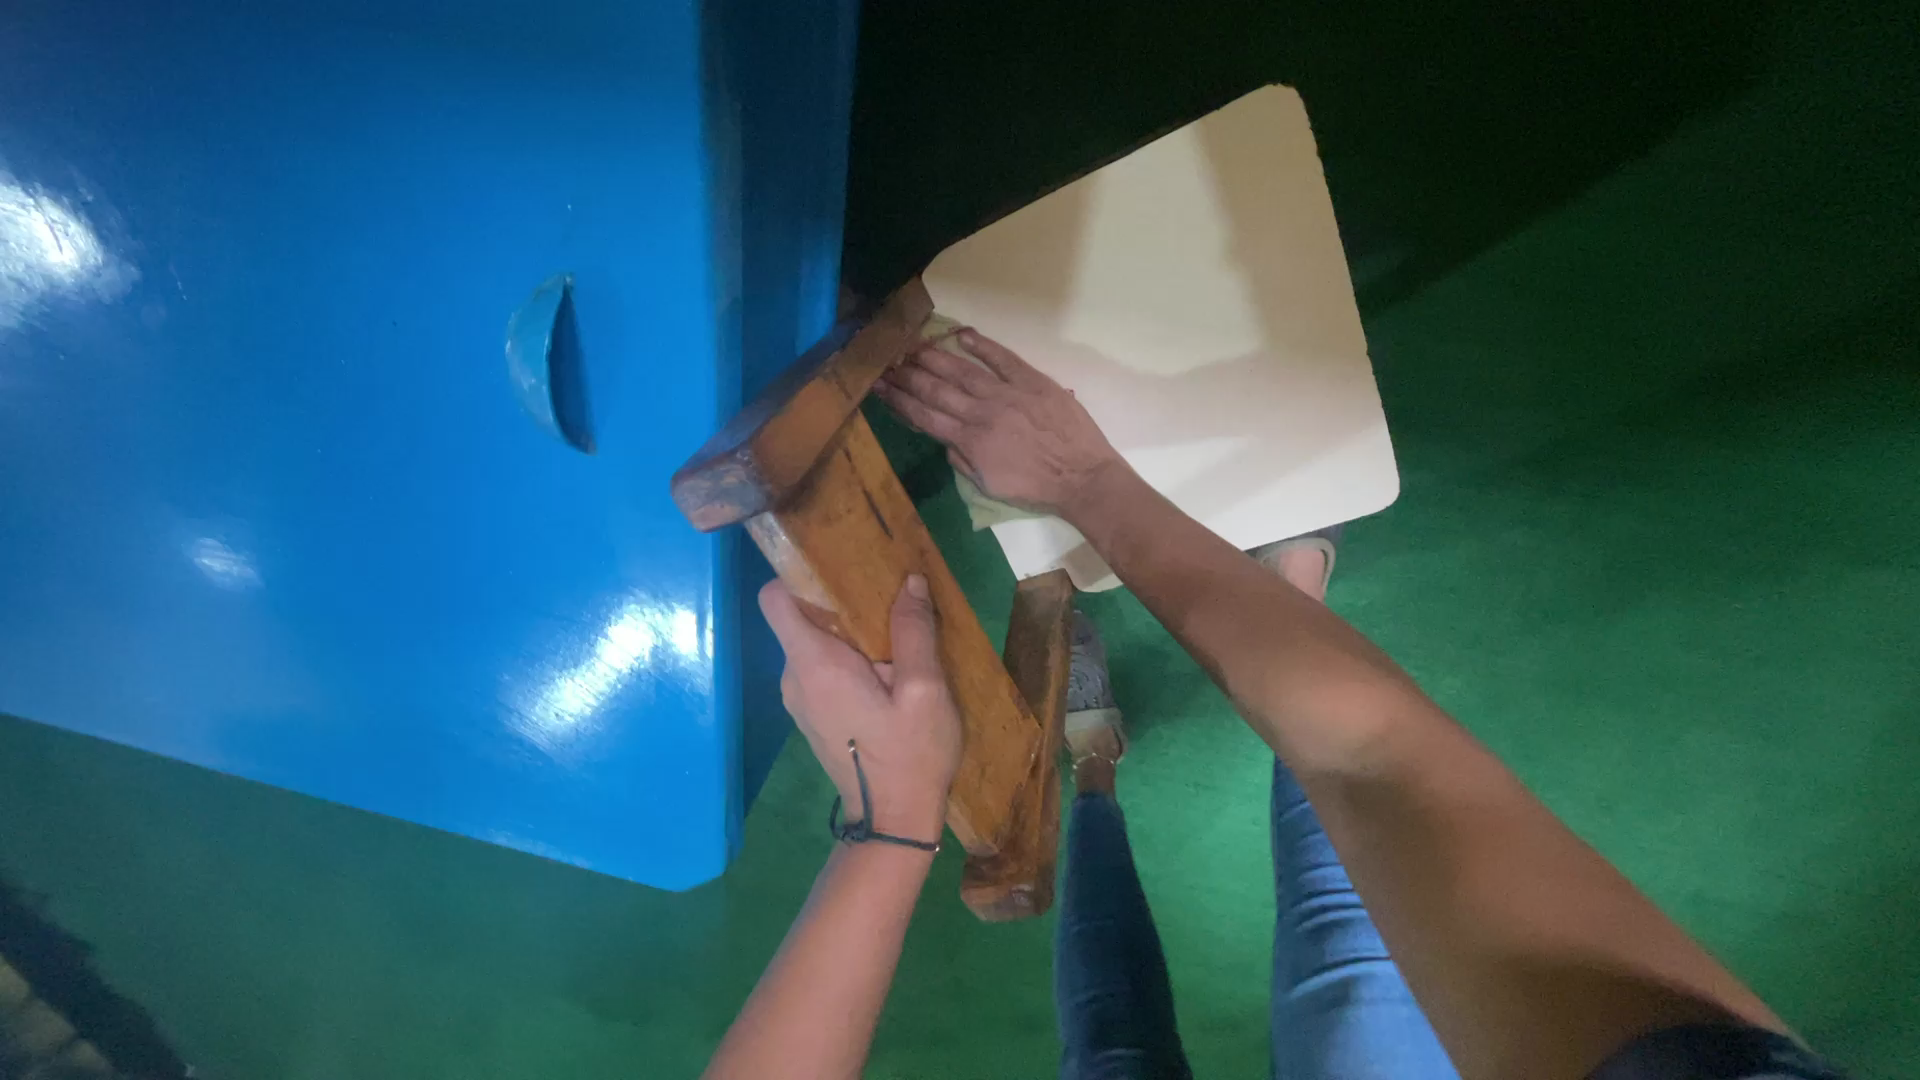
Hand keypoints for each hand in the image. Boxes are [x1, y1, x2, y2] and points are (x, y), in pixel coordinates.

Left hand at [758, 574, 962, 844]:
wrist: (894, 823)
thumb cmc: (910, 755)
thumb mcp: (925, 690)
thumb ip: (914, 632)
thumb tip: (909, 582)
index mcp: (814, 664)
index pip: (774, 598)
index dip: (799, 575)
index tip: (840, 568)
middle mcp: (794, 677)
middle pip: (798, 616)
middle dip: (837, 601)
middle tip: (886, 600)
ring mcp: (799, 698)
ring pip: (811, 642)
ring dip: (846, 632)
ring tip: (893, 635)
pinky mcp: (812, 714)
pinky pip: (819, 667)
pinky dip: (845, 657)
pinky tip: (884, 669)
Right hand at [876, 329, 1127, 520]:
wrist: (1081, 477)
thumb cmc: (1036, 488)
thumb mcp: (990, 486)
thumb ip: (963, 462)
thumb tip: (945, 441)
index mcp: (970, 442)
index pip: (925, 416)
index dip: (899, 400)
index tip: (879, 386)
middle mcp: (982, 413)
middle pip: (936, 390)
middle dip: (907, 375)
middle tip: (886, 362)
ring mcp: (1007, 394)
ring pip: (963, 371)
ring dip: (934, 357)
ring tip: (912, 346)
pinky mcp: (1033, 382)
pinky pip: (1003, 358)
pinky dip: (982, 345)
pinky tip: (963, 334)